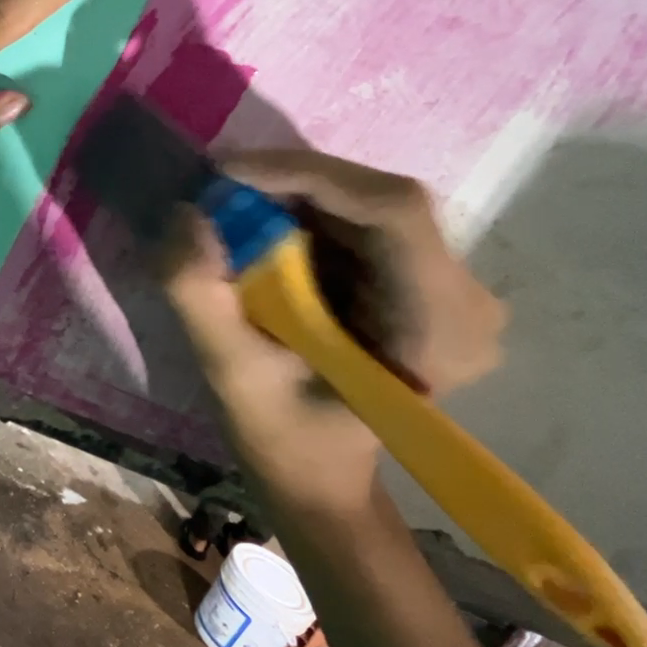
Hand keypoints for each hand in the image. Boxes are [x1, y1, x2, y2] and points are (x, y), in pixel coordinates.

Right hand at [160, 149, 507, 508]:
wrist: (314, 472)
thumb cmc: (282, 436)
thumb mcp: (229, 370)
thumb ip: (200, 292)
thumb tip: (184, 213)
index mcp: (438, 326)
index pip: (392, 210)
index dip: (304, 174)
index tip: (221, 174)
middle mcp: (462, 295)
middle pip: (373, 198)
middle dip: (285, 182)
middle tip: (208, 191)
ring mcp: (442, 284)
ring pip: (359, 200)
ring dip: (284, 194)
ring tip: (221, 208)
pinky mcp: (412, 277)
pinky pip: (351, 217)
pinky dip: (293, 210)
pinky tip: (252, 229)